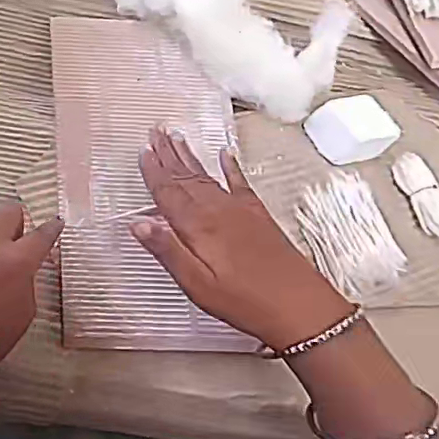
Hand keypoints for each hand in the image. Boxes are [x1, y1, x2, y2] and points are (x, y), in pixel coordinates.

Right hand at [130, 127, 350, 349]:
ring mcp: (240, 211)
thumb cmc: (243, 301)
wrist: (301, 308)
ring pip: (207, 176)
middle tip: (155, 131)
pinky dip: (230, 167)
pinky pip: (239, 184)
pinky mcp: (258, 216)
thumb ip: (167, 250)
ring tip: (176, 137)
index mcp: (199, 226)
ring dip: (189, 156)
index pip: (168, 192)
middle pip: (186, 176)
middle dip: (168, 153)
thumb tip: (137, 223)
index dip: (153, 171)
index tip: (142, 150)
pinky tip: (225, 154)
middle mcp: (218, 211)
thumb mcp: (196, 283)